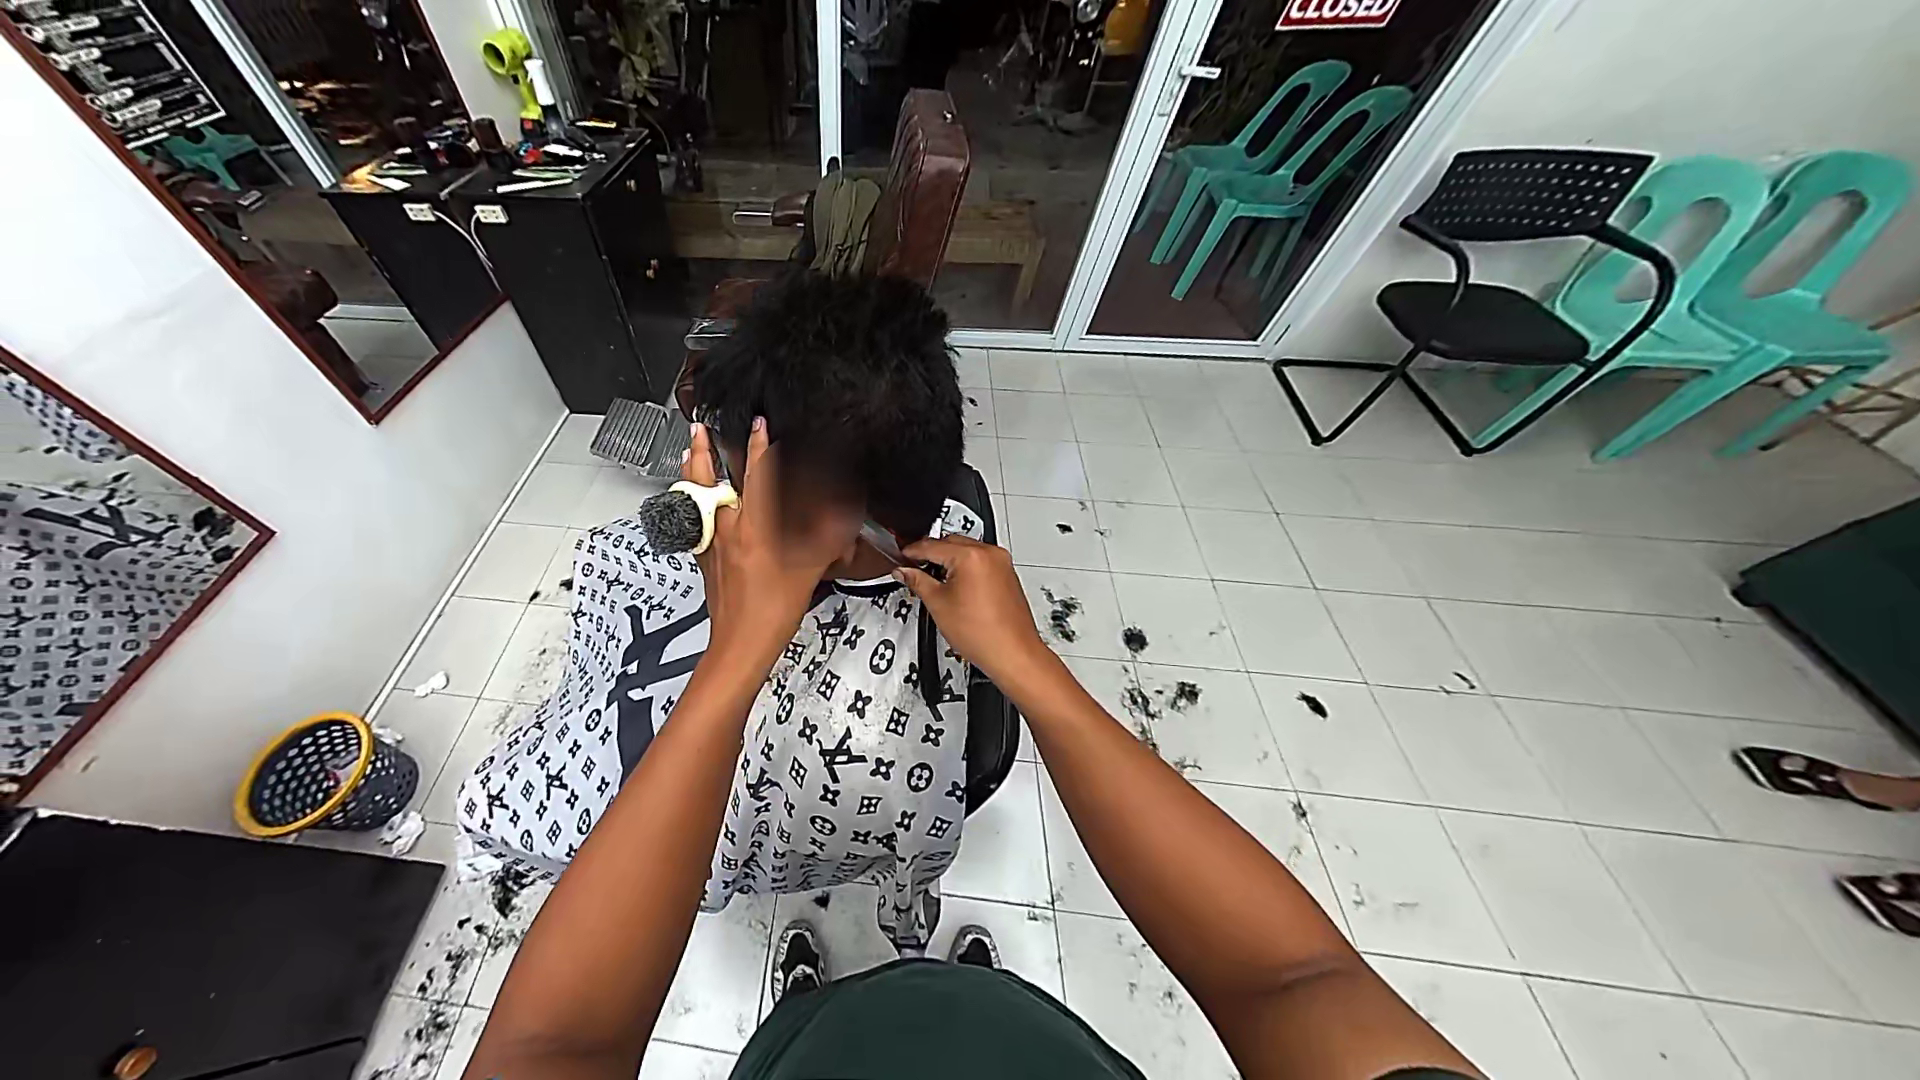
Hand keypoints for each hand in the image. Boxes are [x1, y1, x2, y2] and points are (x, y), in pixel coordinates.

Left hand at [683, 419, 856, 660]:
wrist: (741, 643)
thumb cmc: (770, 612)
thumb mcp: (810, 570)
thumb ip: (828, 539)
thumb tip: (843, 517)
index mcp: (755, 529)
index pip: (755, 477)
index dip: (758, 447)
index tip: (759, 425)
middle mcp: (727, 530)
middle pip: (709, 480)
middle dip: (705, 449)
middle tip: (700, 426)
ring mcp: (710, 543)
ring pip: (693, 498)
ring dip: (691, 470)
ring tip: (689, 451)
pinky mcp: (702, 558)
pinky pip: (692, 519)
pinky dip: (690, 501)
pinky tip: (693, 501)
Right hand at [892, 535, 1050, 684]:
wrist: (1012, 653)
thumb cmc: (984, 635)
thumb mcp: (938, 604)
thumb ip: (917, 581)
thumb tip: (905, 571)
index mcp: (971, 557)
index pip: (932, 545)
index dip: (912, 551)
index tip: (903, 556)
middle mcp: (990, 554)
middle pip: (950, 543)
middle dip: (931, 554)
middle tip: (914, 567)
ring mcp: (1001, 563)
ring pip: (967, 550)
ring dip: (949, 559)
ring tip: (934, 579)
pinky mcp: (1007, 573)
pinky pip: (981, 560)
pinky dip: (966, 567)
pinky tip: (956, 584)